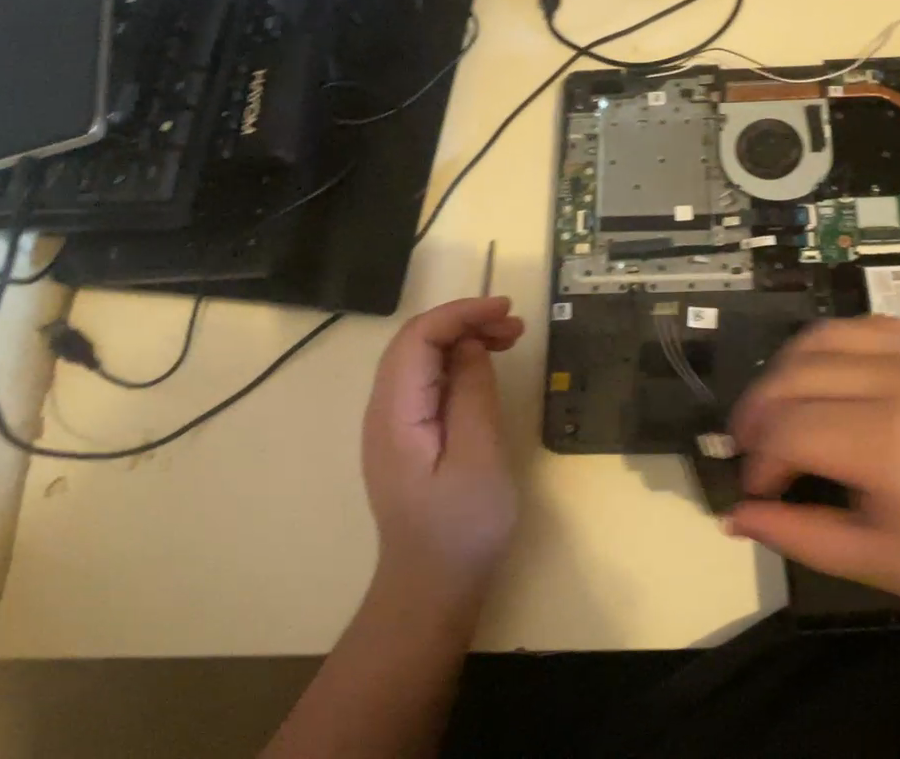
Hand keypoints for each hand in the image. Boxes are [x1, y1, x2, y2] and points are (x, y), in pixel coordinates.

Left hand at [363, 297, 524, 599]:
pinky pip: (428, 384)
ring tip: (509, 340)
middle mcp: (383, 412)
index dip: (461, 313)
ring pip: (422, 361)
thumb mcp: (479, 459)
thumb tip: (470, 347)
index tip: (507, 310)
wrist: (432, 589)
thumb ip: (472, 395)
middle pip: (416, 343)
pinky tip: (485, 369)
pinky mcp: (408, 438)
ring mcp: (393, 426)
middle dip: (464, 322)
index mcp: (395, 414)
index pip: (417, 338)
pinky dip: (458, 364)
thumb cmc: (460, 528)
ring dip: (463, 340)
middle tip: (516, 327)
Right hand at [727, 315, 899, 618]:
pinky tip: (828, 376)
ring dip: (787, 371)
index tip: (756, 490)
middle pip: (795, 376)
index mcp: (890, 444)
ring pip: (824, 338)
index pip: (789, 430)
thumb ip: (800, 536)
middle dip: (760, 414)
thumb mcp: (881, 563)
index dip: (758, 461)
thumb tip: (738, 517)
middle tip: (751, 450)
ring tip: (779, 408)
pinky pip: (869, 325)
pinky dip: (834, 345)